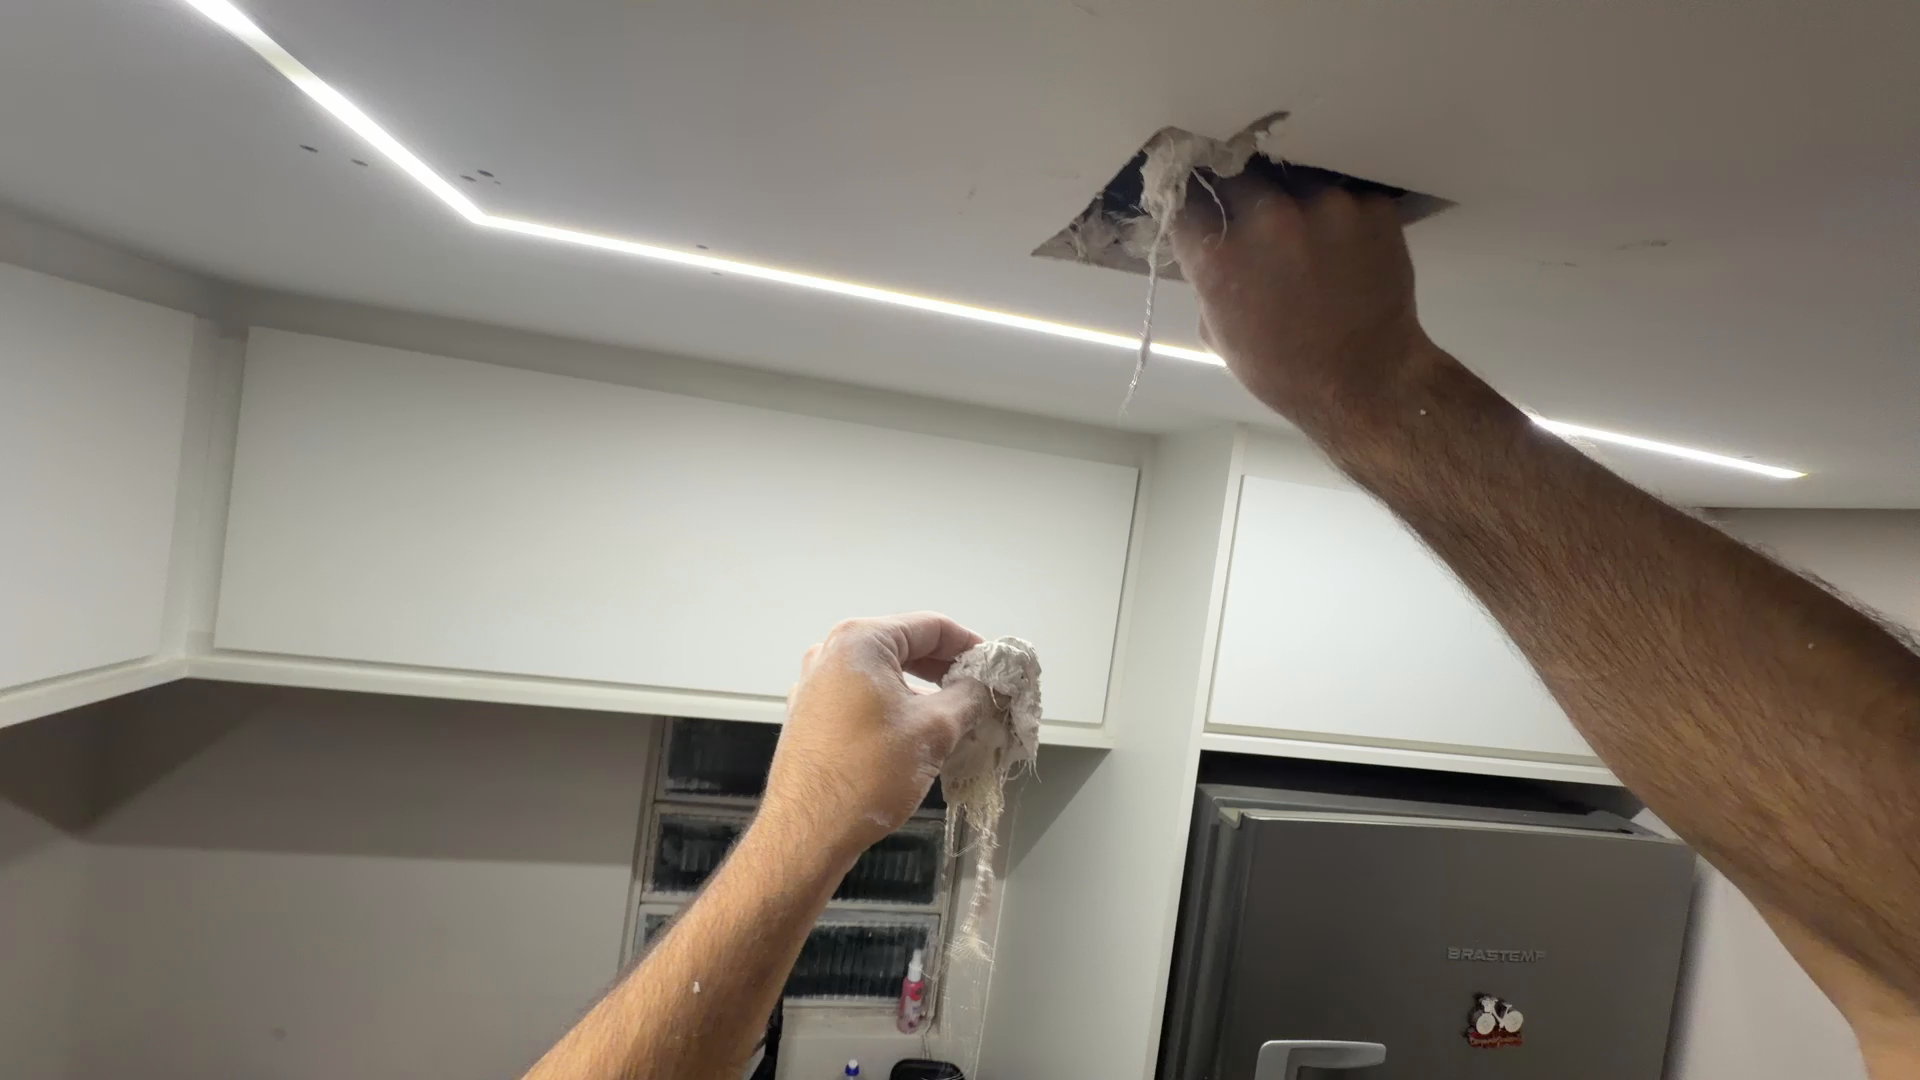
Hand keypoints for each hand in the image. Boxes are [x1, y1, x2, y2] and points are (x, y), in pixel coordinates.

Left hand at [761, 612, 999, 864]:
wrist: (807, 833)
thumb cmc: (869, 773)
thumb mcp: (935, 729)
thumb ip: (970, 696)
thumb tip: (987, 685)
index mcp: (860, 640)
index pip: (931, 626)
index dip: (970, 644)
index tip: (994, 666)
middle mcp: (831, 652)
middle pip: (905, 645)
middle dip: (947, 668)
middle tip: (980, 691)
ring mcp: (816, 683)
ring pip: (884, 672)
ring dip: (923, 688)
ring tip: (956, 714)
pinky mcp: (810, 714)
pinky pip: (863, 695)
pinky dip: (894, 704)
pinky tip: (917, 732)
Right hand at [1170, 171, 1435, 434]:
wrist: (1361, 379)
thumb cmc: (1278, 368)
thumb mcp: (1217, 332)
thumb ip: (1207, 281)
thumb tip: (1207, 248)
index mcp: (1218, 256)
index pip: (1184, 201)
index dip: (1187, 204)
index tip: (1193, 207)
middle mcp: (1267, 218)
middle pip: (1234, 174)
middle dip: (1232, 193)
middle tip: (1243, 216)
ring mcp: (1325, 205)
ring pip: (1290, 178)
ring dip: (1286, 198)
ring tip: (1297, 231)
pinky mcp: (1370, 205)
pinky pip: (1339, 192)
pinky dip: (1332, 213)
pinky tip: (1335, 244)